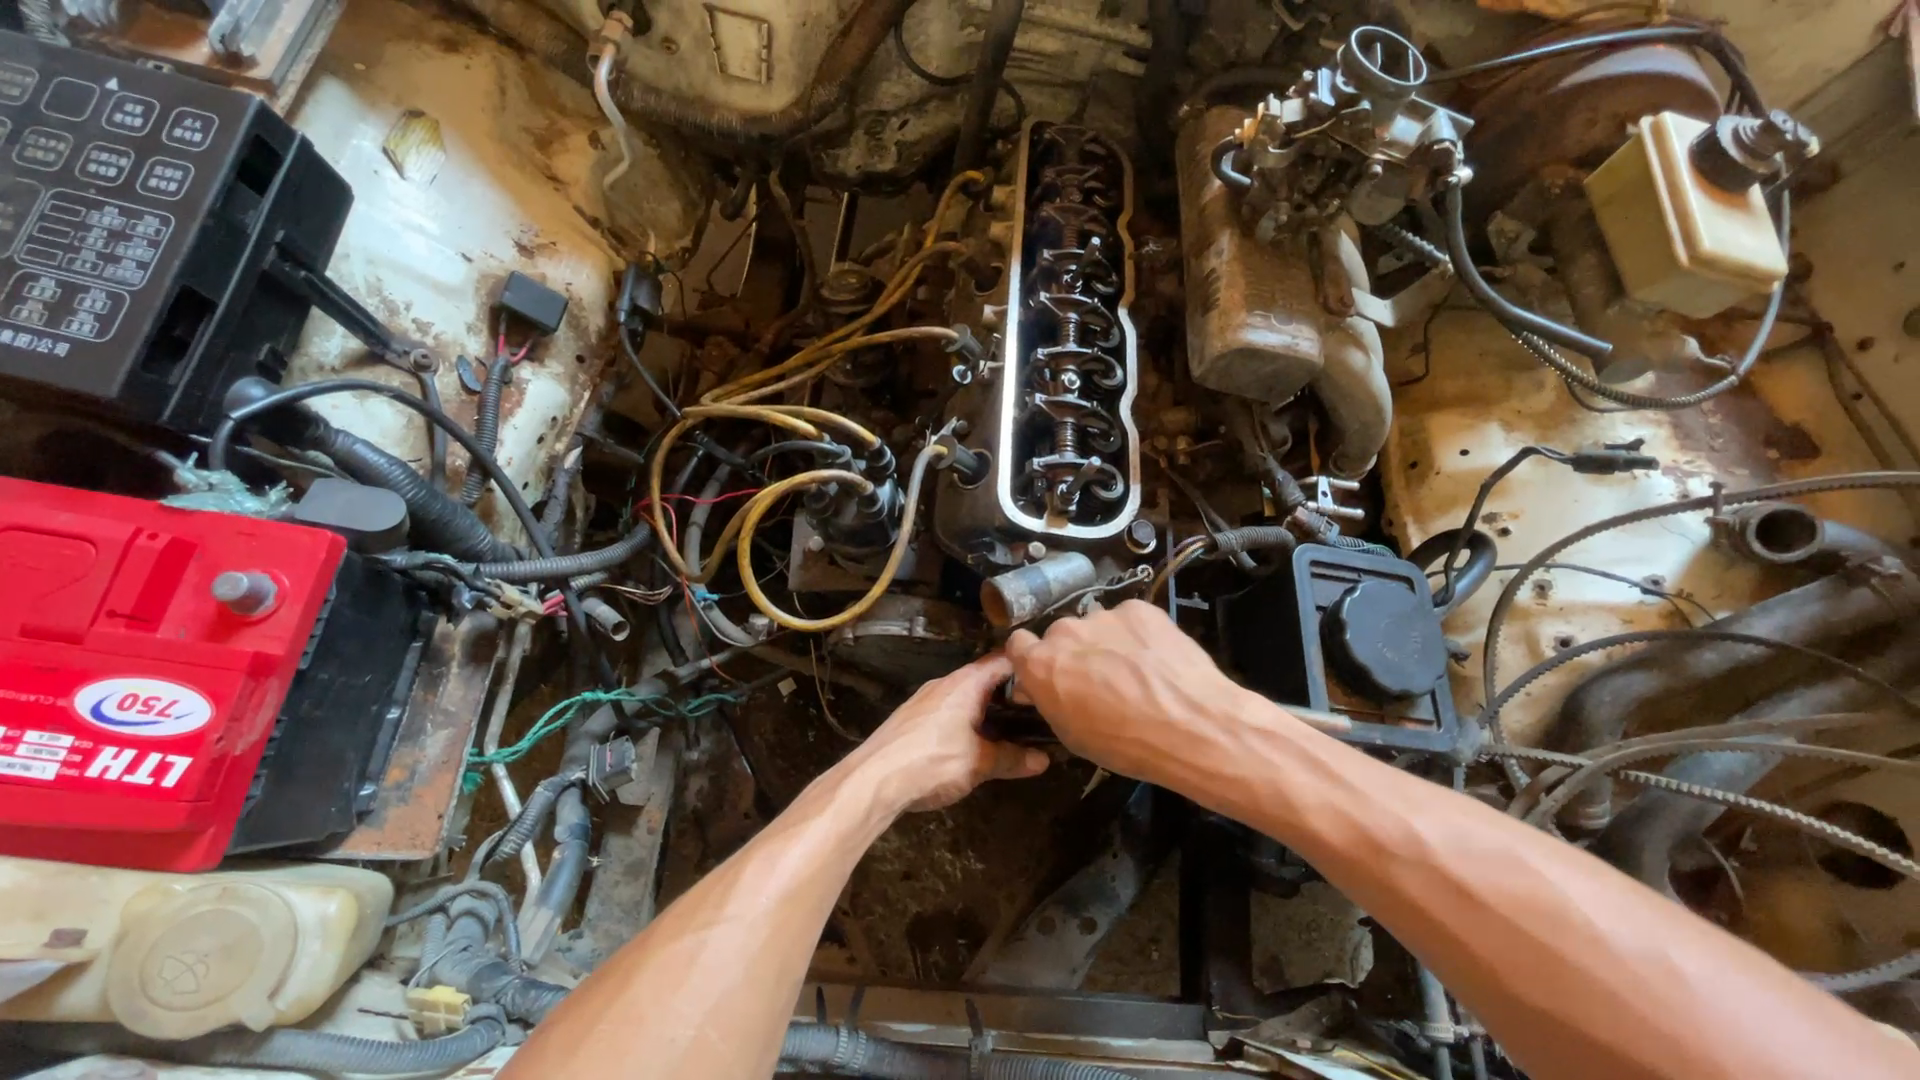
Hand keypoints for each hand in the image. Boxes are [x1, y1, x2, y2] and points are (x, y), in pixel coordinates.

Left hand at [851, 654, 1049, 812]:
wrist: (873, 780)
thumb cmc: (932, 761)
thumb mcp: (980, 763)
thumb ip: (1012, 758)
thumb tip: (1043, 761)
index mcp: (965, 683)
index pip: (1003, 660)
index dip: (1027, 666)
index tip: (1048, 680)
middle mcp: (945, 684)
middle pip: (985, 680)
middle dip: (1010, 695)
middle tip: (1038, 712)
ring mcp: (926, 701)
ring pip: (966, 698)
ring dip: (988, 712)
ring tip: (1013, 731)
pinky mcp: (913, 720)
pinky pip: (950, 713)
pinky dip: (968, 723)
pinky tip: (977, 745)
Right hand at [1005, 600, 1250, 788]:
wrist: (1192, 725)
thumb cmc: (1125, 743)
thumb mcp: (1073, 735)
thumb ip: (1048, 701)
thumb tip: (1036, 687)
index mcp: (1041, 664)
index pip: (1018, 644)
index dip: (1032, 659)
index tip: (1048, 674)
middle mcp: (1066, 631)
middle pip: (1061, 635)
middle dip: (1073, 653)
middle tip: (1098, 679)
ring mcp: (1105, 615)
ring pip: (1096, 626)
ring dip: (1106, 642)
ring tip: (1136, 670)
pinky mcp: (1140, 608)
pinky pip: (1128, 619)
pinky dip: (1137, 634)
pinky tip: (1156, 659)